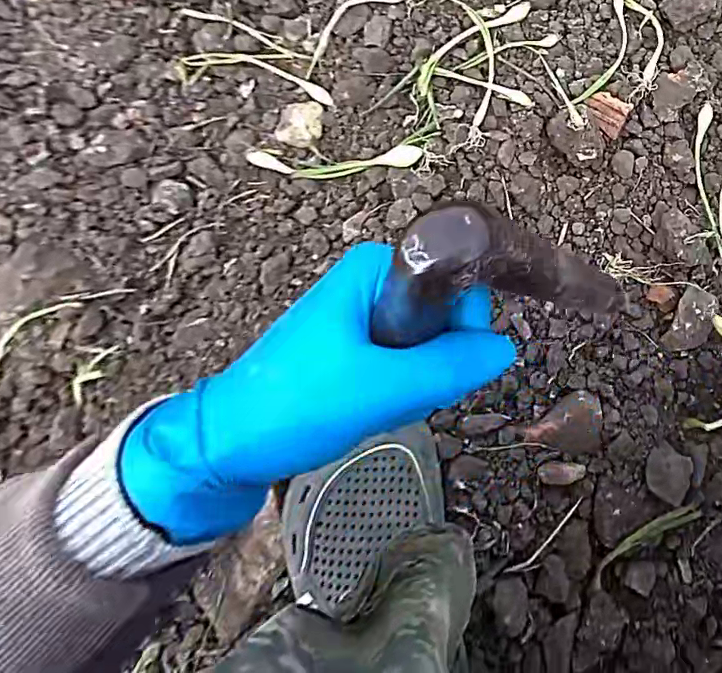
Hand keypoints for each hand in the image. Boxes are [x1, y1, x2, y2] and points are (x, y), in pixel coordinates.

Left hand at [120, 242, 516, 542]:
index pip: (457, 283)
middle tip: (407, 390)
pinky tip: (381, 404)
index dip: (463, 326)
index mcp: (376, 268)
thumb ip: (448, 366)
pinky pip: (412, 353)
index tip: (444, 365)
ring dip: (424, 375)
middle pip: (448, 312)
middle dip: (440, 357)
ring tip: (386, 401)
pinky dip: (408, 382)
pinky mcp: (362, 339)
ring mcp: (368, 310)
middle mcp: (376, 280)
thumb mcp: (379, 388)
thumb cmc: (292, 407)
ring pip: (433, 337)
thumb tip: (505, 350)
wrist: (217, 454)